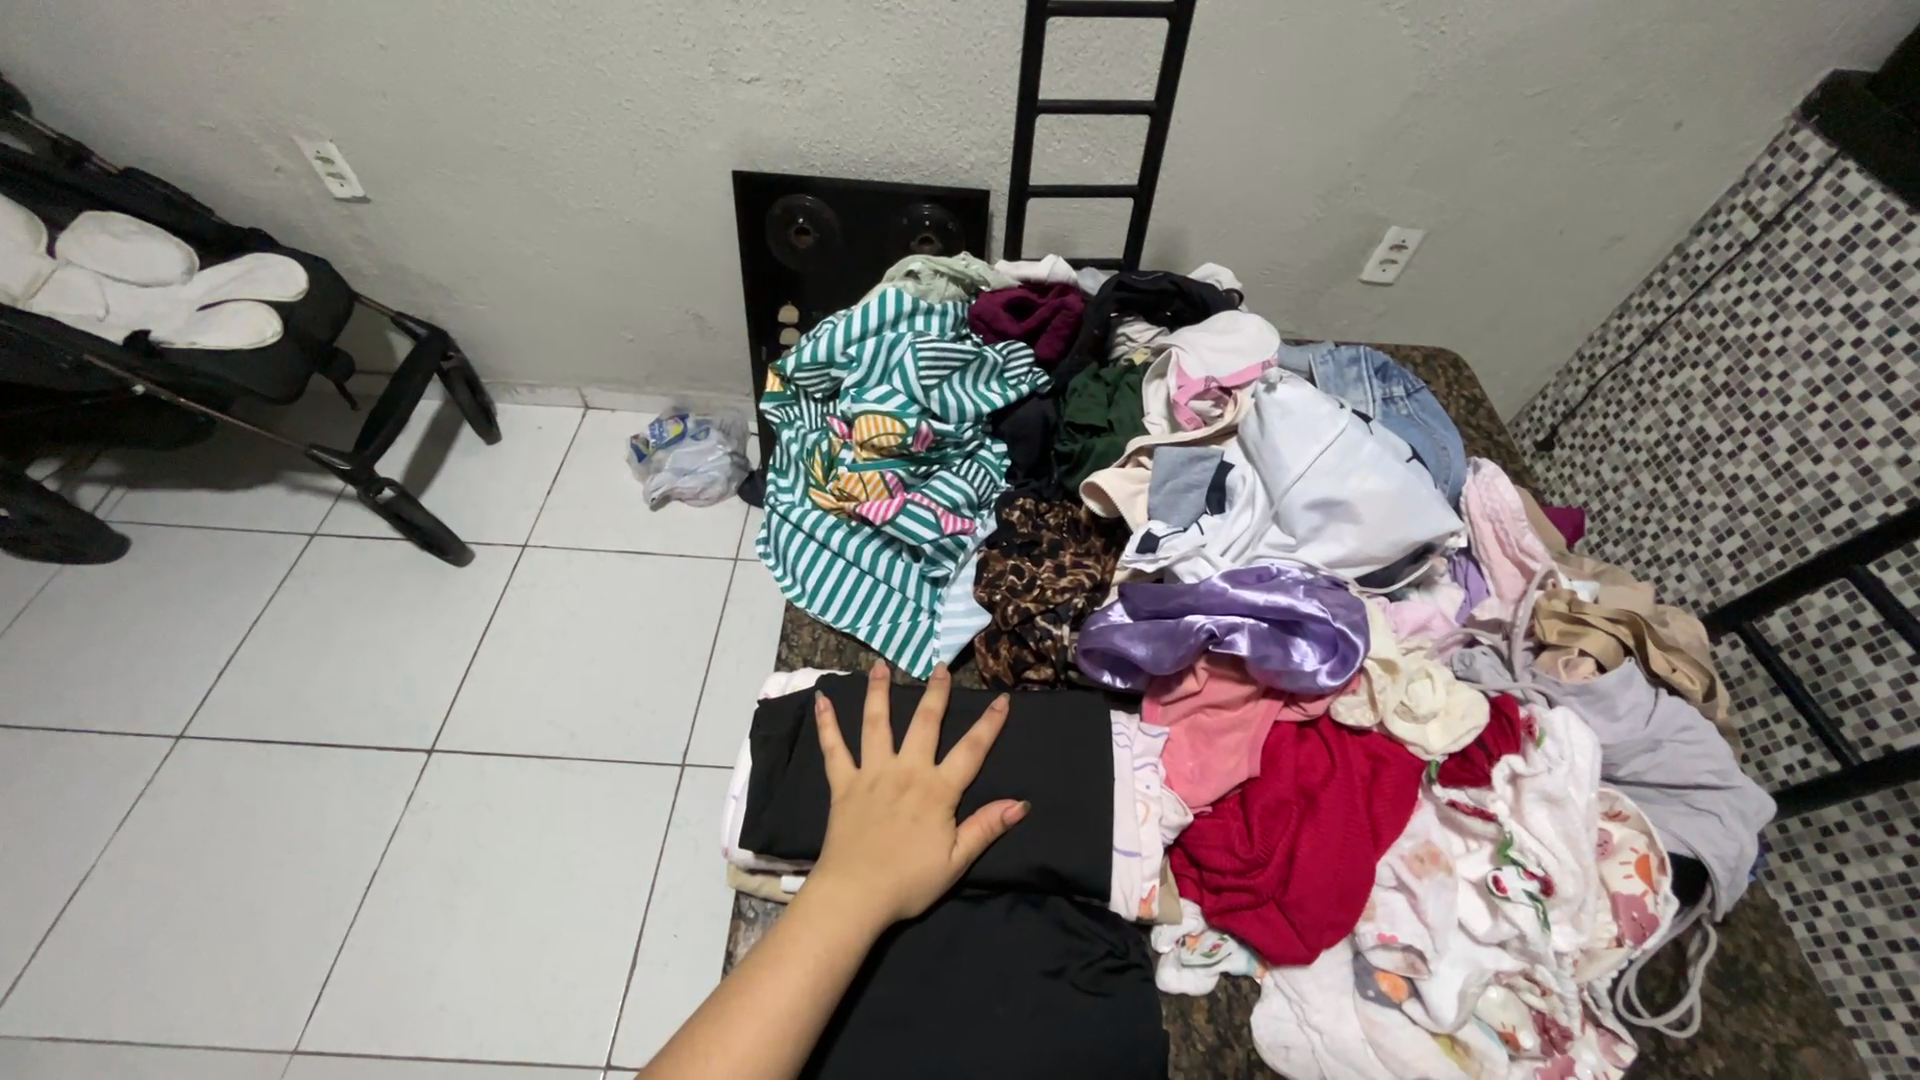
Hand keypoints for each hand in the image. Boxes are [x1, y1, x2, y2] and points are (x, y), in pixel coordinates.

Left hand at [804, 660, 1027, 926]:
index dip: (989, 724)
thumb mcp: (957, 860)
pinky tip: (821, 700)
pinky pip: (834, 748)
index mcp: (937, 790)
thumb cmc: (909, 881)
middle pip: (924, 723)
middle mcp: (906, 771)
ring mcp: (872, 773)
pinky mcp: (843, 783)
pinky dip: (826, 724)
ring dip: (879, 692)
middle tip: (941, 667)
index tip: (1002, 698)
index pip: (971, 750)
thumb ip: (986, 827)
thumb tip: (1021, 803)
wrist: (855, 895)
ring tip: (880, 666)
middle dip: (935, 693)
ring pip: (877, 723)